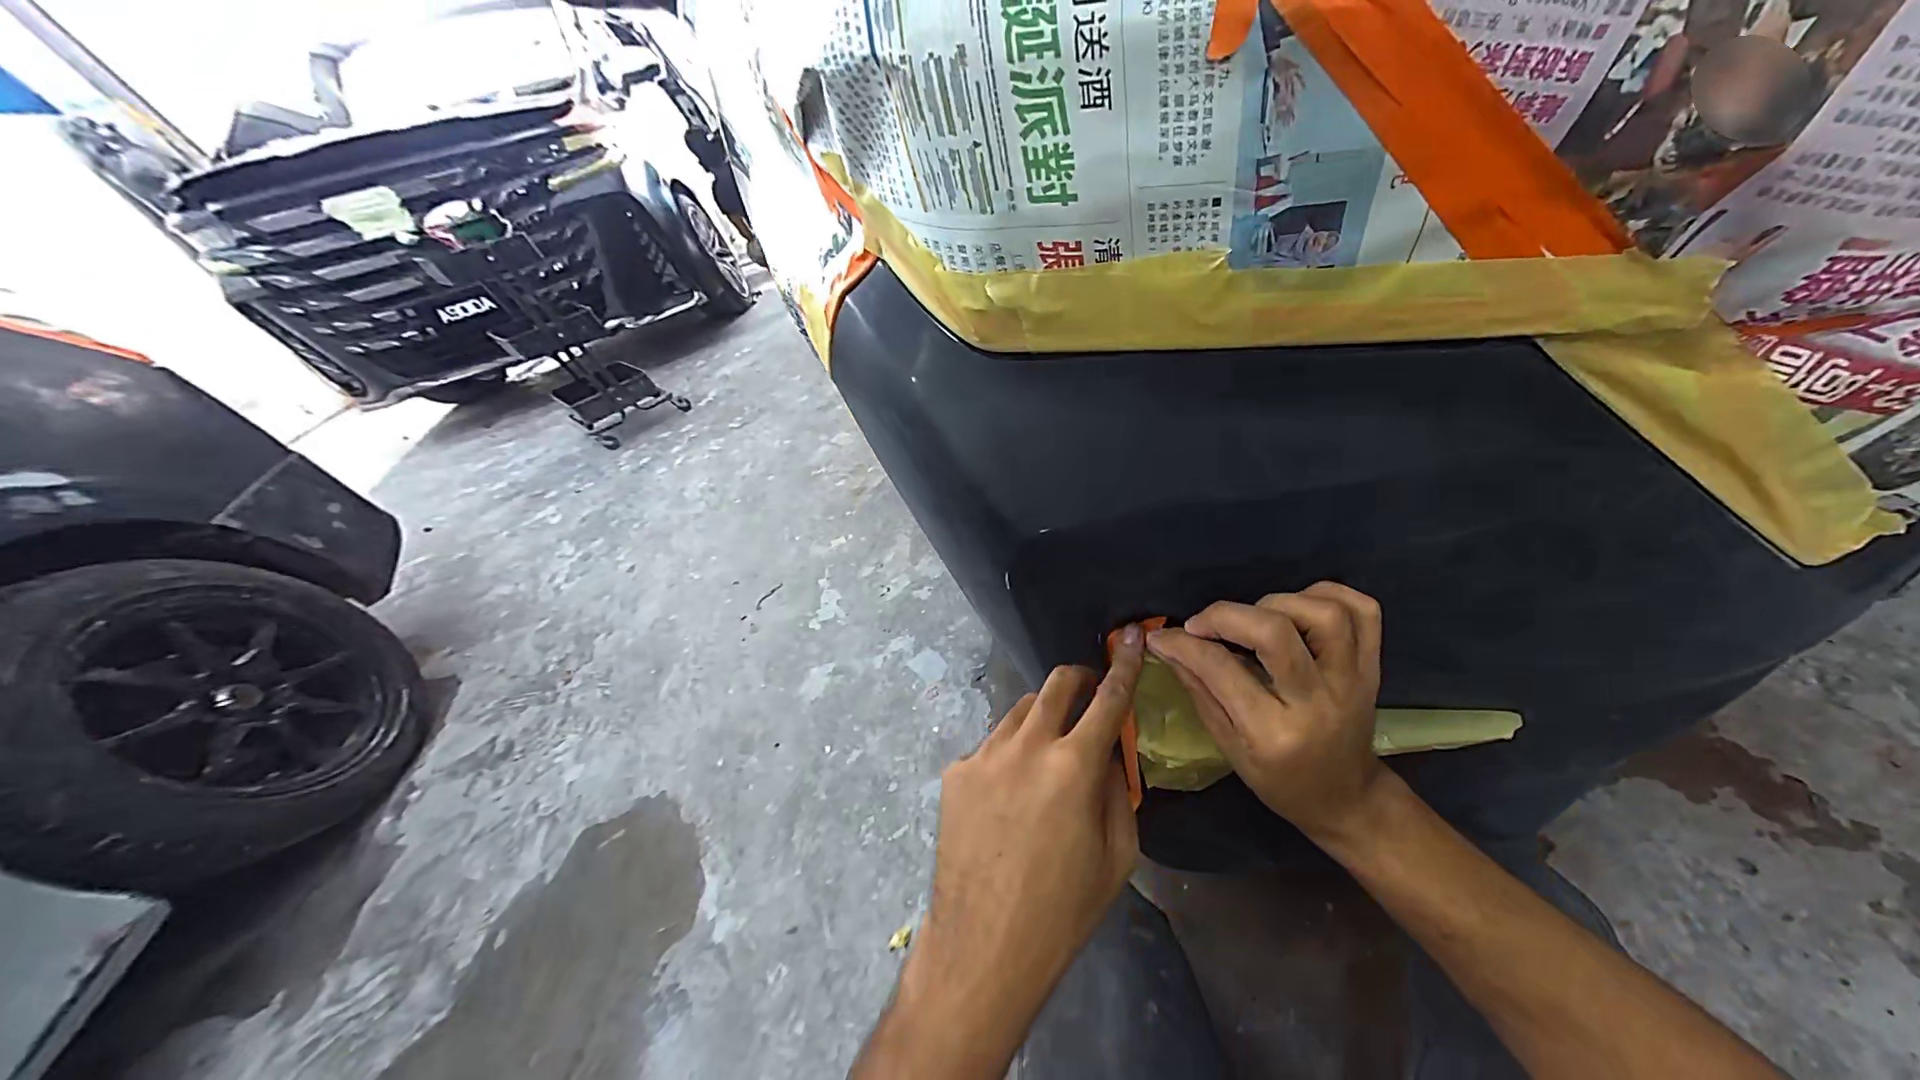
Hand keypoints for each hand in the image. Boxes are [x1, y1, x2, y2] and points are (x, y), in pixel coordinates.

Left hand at [871, 627, 1144, 1078]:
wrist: (983, 944)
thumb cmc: (1063, 909)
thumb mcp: (1116, 855)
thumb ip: (1118, 792)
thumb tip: (1111, 754)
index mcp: (1073, 767)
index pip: (1107, 700)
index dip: (1124, 666)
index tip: (1133, 638)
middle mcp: (1025, 747)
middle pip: (1054, 685)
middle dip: (1078, 679)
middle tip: (1088, 694)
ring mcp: (983, 755)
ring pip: (1019, 712)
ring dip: (1042, 718)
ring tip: (1048, 754)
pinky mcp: (955, 772)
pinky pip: (991, 746)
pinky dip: (1009, 755)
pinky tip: (1009, 795)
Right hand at [1144, 583, 1385, 841]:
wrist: (1346, 797)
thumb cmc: (1279, 779)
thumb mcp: (1228, 746)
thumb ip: (1199, 689)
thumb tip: (1167, 644)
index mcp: (1274, 733)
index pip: (1221, 668)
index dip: (1183, 643)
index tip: (1161, 636)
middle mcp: (1317, 702)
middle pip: (1275, 631)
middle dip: (1225, 615)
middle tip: (1202, 624)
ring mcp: (1353, 681)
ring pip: (1323, 613)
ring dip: (1278, 602)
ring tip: (1253, 617)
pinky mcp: (1373, 667)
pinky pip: (1363, 610)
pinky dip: (1326, 594)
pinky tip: (1296, 606)